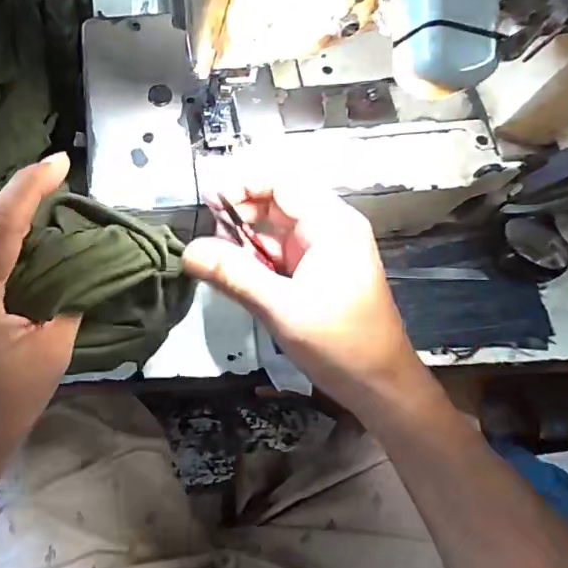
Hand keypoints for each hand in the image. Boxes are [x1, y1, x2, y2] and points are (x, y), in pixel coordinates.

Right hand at [182, 178, 426, 412]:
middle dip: (238, 214)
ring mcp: (320, 251)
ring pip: (271, 228)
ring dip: (242, 239)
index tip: (209, 205)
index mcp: (331, 226)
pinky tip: (235, 276)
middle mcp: (328, 230)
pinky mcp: (311, 272)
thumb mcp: (280, 307)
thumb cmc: (340, 342)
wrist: (378, 384)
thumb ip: (233, 275)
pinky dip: (251, 258)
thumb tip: (189, 251)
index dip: (244, 186)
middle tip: (208, 238)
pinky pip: (274, 252)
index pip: (282, 182)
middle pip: (274, 201)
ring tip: (219, 261)